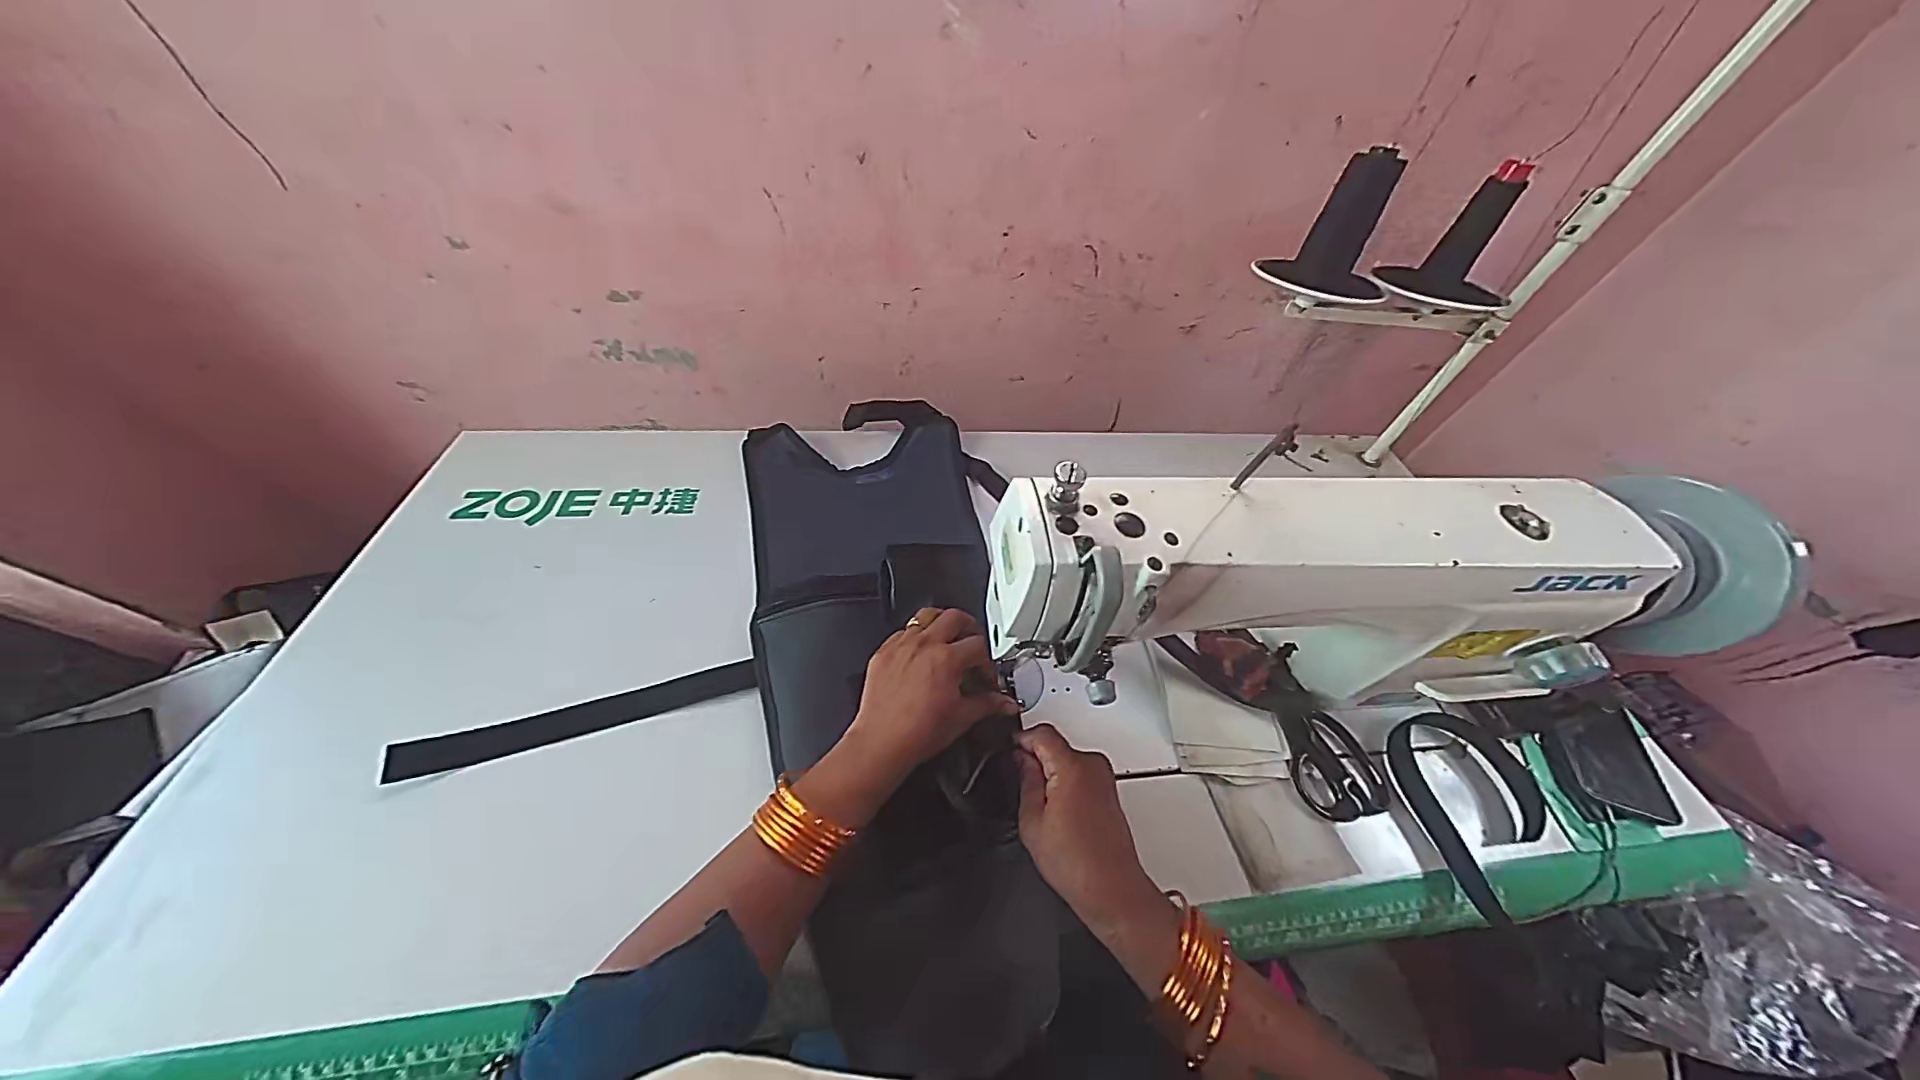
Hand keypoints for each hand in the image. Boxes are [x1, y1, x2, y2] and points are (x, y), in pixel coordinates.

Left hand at [841, 607, 1019, 780]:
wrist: (881, 744)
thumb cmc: (915, 733)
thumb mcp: (962, 717)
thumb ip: (987, 704)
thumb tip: (1003, 703)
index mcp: (946, 659)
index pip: (978, 646)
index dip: (988, 661)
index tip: (986, 675)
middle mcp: (922, 646)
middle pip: (955, 617)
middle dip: (970, 628)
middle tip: (974, 642)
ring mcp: (900, 647)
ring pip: (926, 616)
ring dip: (941, 623)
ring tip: (948, 637)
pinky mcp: (883, 653)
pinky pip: (902, 631)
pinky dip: (915, 636)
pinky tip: (920, 652)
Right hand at [1014, 724, 1161, 925]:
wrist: (1111, 888)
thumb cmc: (1077, 864)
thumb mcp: (1032, 821)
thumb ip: (1025, 781)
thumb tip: (1022, 760)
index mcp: (1072, 767)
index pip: (1042, 732)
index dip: (1021, 738)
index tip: (1010, 748)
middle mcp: (1093, 765)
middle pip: (1055, 744)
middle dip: (1035, 757)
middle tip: (1021, 782)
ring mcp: (1104, 777)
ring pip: (1068, 759)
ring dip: (1051, 771)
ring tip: (1041, 806)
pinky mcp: (1109, 789)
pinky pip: (1080, 772)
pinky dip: (1065, 782)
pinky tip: (1058, 812)